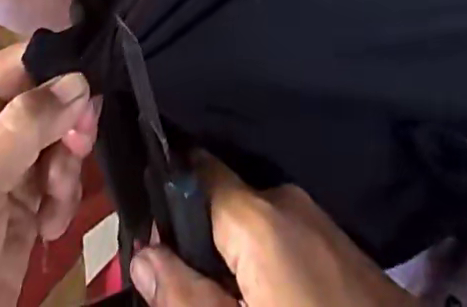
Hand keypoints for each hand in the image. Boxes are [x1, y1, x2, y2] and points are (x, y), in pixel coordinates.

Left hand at [0, 43, 97, 306]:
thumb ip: (20, 132)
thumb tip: (79, 78)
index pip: (27, 61)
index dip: (62, 73)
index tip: (87, 104)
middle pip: (56, 96)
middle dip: (70, 131)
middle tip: (74, 158)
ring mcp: (11, 160)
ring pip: (68, 133)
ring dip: (69, 170)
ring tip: (51, 208)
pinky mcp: (30, 193)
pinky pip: (68, 171)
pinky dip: (66, 197)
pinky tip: (48, 226)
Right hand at [129, 155, 414, 306]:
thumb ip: (186, 297)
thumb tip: (142, 254)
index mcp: (259, 215)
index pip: (198, 172)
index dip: (163, 192)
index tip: (139, 223)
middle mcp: (284, 199)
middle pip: (219, 200)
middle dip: (190, 235)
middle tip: (168, 280)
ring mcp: (311, 215)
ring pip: (246, 220)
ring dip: (223, 252)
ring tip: (212, 292)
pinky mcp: (327, 235)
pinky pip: (274, 232)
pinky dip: (252, 257)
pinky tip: (251, 292)